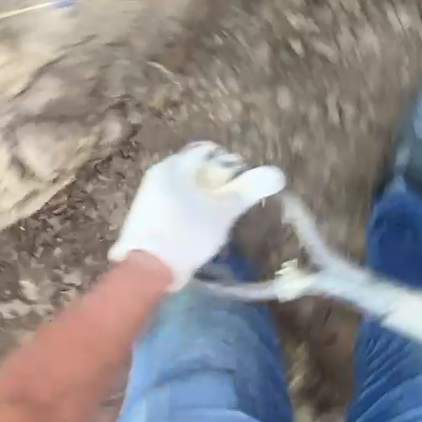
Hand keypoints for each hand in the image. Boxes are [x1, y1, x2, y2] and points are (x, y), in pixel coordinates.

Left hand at [108, 142, 284, 287]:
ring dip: (201, 198)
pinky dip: (187, 211)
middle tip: (232, 204)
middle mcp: (158, 173)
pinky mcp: (143, 216)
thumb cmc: (187, 233)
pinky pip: (171, 204)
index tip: (242, 184)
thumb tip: (278, 174)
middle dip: (216, 183)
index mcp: (175, 165)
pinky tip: (196, 230)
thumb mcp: (224, 211)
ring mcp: (147, 195)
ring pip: (183, 188)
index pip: (208, 151)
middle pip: (195, 169)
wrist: (145, 270)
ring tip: (217, 219)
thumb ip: (249, 190)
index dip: (230, 164)